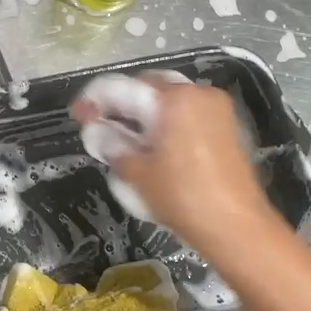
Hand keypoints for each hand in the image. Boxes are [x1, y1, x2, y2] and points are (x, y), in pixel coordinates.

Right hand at [71, 73, 280, 256]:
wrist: (233, 223)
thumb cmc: (180, 197)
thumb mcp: (135, 174)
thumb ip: (111, 144)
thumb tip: (94, 129)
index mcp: (172, 100)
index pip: (124, 88)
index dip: (95, 99)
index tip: (77, 113)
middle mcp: (197, 93)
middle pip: (148, 88)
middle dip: (120, 104)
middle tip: (98, 126)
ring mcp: (215, 107)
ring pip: (167, 100)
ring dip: (142, 114)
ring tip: (122, 139)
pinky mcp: (223, 125)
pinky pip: (185, 113)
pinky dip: (163, 122)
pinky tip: (150, 145)